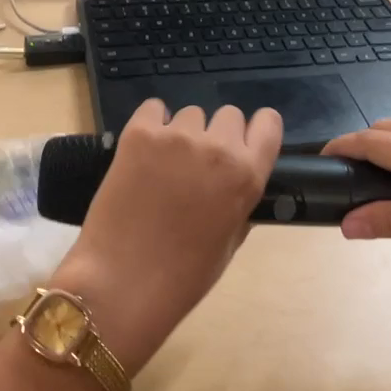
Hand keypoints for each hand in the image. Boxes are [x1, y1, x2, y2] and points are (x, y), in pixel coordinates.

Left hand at [47, 100, 282, 370]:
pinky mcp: (138, 132)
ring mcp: (177, 136)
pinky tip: (143, 151)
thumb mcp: (229, 242)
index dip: (256, 130)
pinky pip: (153, 108)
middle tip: (198, 164)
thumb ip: (240, 203)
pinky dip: (152, 124)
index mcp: (246, 176)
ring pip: (190, 114)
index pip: (268, 123)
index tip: (245, 141)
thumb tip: (234, 182)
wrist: (122, 282)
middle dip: (217, 135)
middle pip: (228, 115)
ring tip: (164, 165)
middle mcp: (217, 147)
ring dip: (183, 133)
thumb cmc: (182, 276)